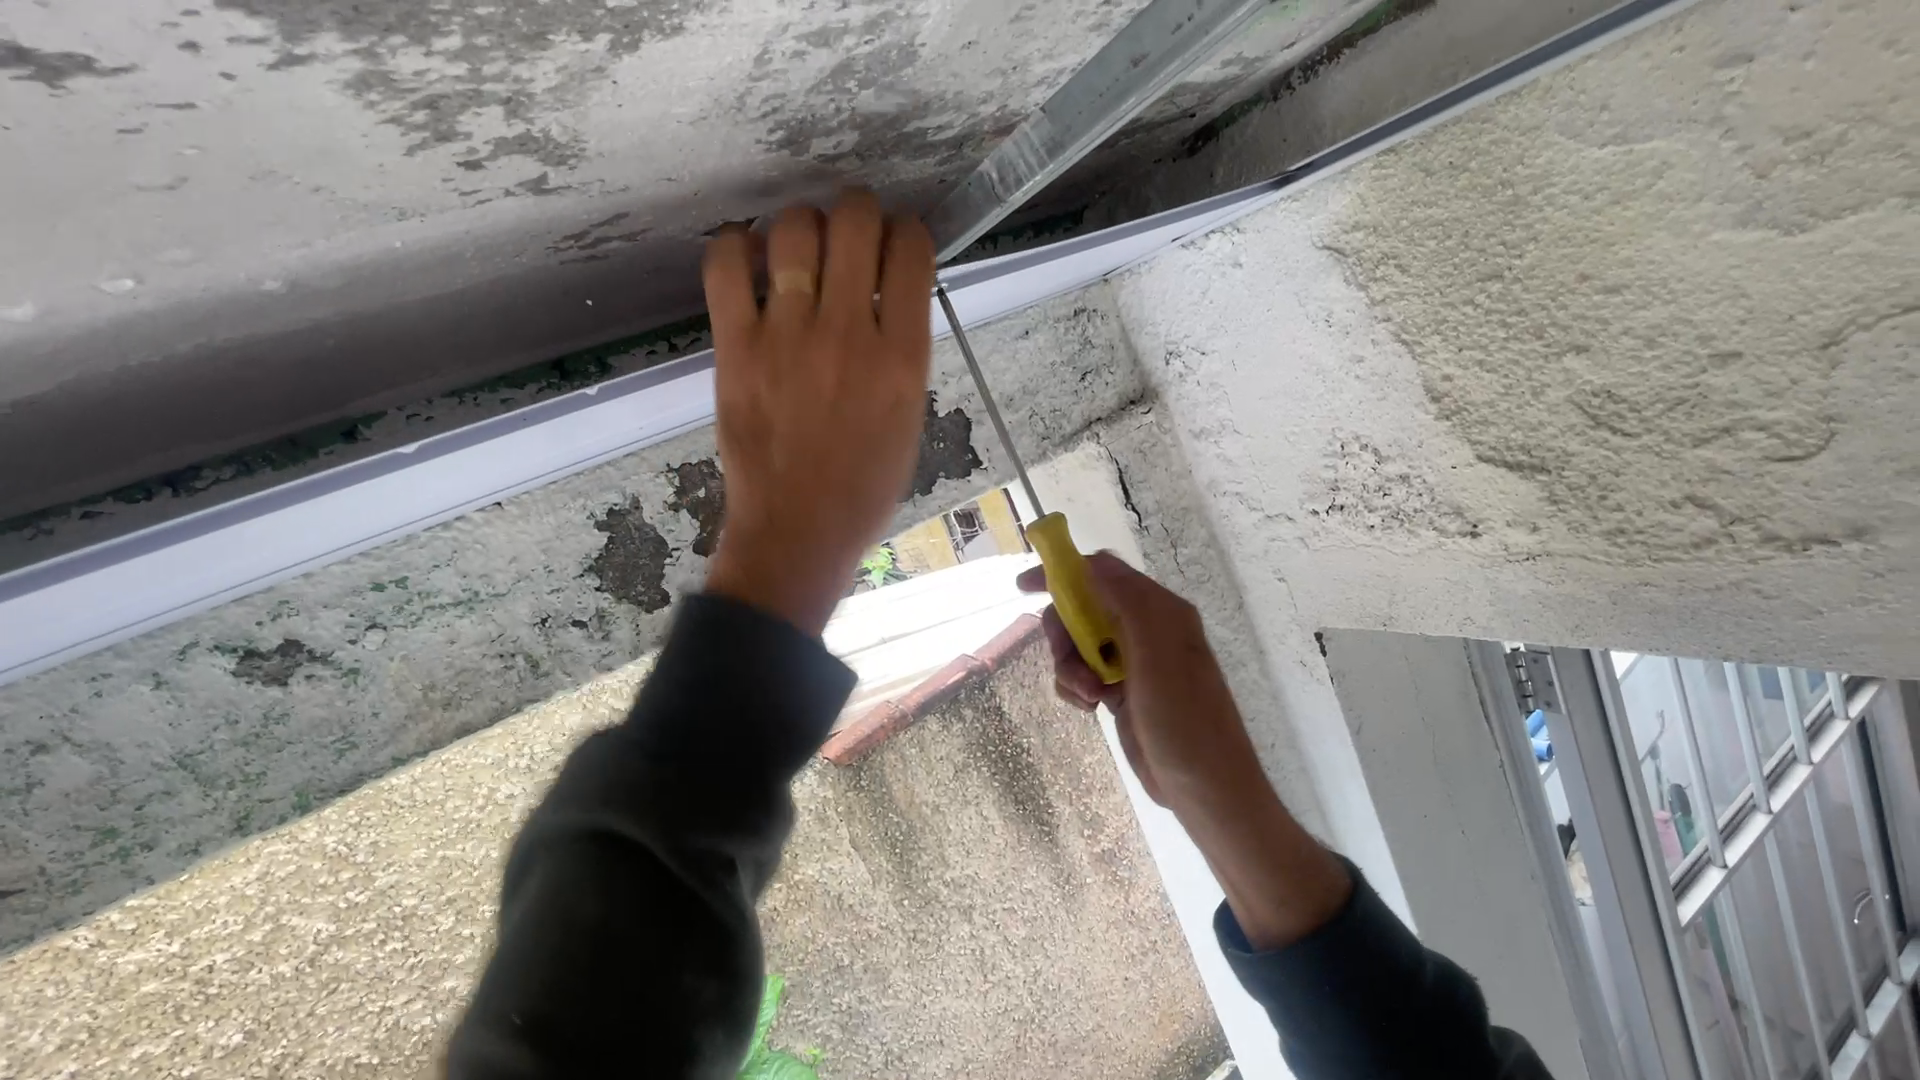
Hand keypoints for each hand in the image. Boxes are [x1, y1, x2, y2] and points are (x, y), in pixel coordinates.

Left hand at [700, 192, 934, 635]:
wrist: (799, 531)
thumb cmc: (864, 486)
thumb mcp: (910, 417)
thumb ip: (902, 351)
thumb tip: (886, 295)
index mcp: (903, 357)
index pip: (912, 250)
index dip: (907, 231)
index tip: (897, 242)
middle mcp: (849, 333)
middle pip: (856, 222)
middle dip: (860, 211)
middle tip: (852, 231)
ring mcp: (787, 336)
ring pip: (795, 229)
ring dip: (803, 222)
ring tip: (801, 245)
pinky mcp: (736, 347)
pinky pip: (727, 265)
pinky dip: (737, 245)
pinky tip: (749, 256)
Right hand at [1019, 553, 1351, 948]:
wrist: (1207, 790)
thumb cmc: (1184, 719)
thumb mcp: (1157, 655)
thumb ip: (1126, 602)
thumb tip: (1092, 561)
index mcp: (1160, 611)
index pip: (1104, 573)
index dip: (1064, 574)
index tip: (1024, 588)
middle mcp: (1148, 630)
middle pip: (1084, 609)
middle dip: (1065, 633)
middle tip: (1066, 661)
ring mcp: (1135, 663)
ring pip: (1080, 645)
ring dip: (1070, 667)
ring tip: (1088, 696)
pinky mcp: (1124, 693)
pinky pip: (1085, 674)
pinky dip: (1076, 687)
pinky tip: (1088, 708)